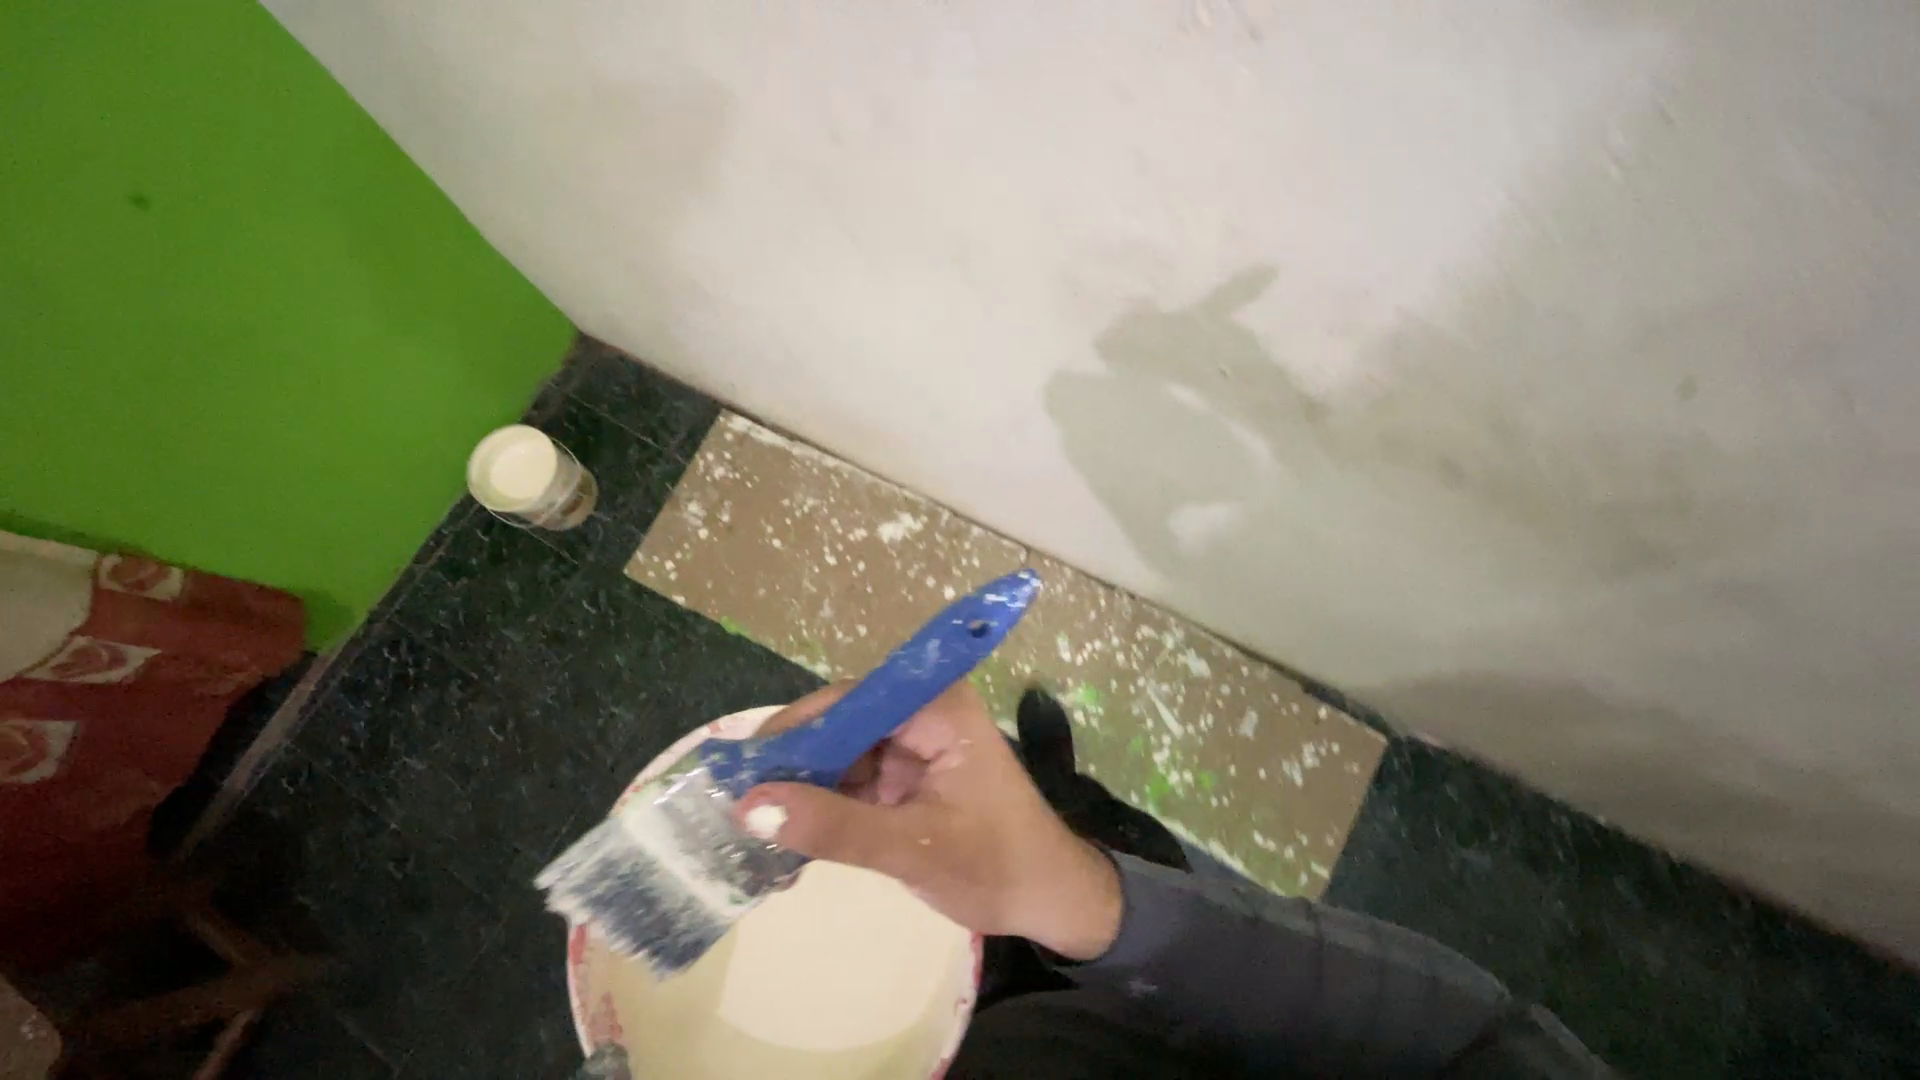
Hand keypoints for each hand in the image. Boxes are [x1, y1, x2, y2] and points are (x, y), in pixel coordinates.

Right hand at [734, 680, 1123, 959]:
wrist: (1049, 900)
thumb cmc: (996, 865)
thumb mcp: (912, 848)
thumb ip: (834, 827)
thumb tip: (750, 807)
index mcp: (938, 708)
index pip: (852, 701)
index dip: (797, 729)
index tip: (744, 768)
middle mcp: (923, 713)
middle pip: (841, 725)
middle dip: (793, 765)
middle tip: (738, 804)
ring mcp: (914, 745)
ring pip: (840, 754)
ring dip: (801, 790)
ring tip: (750, 826)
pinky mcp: (906, 776)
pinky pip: (851, 781)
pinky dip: (822, 808)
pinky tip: (787, 839)